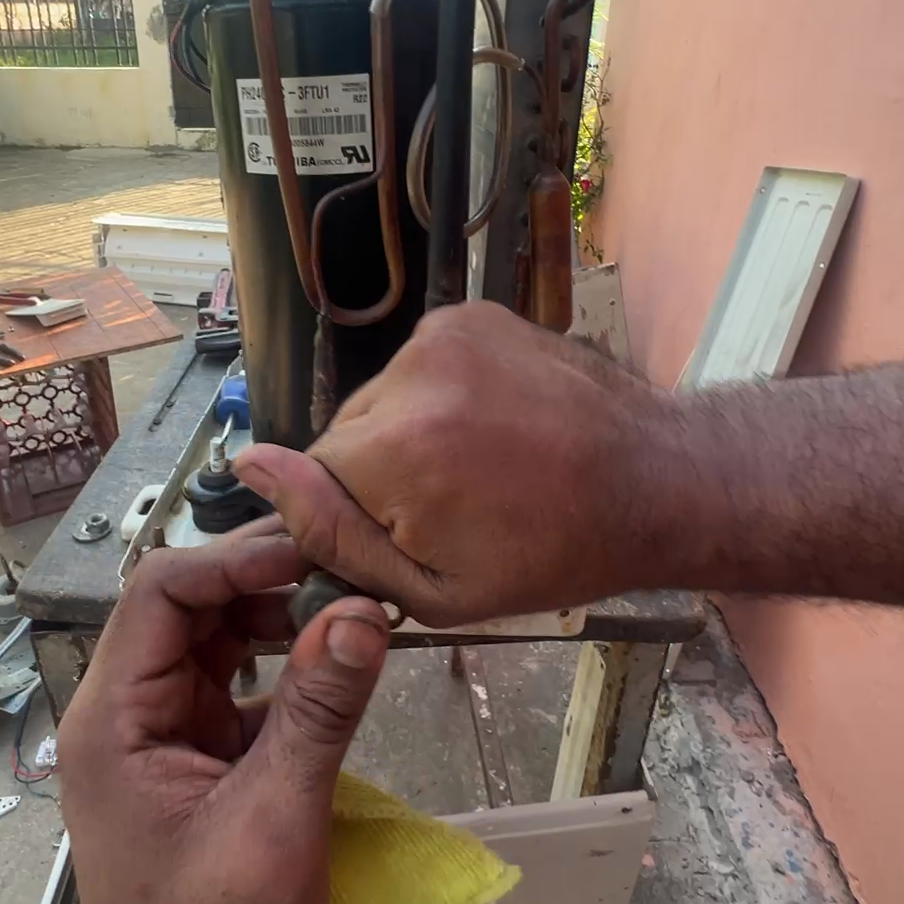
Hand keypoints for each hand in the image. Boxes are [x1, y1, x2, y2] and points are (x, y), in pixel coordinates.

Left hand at [56, 529, 392, 903]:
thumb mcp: (273, 823)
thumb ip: (317, 713)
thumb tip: (363, 612)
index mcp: (113, 718)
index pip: (159, 594)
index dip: (231, 562)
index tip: (308, 554)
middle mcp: (128, 705)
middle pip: (187, 601)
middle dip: (261, 576)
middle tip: (338, 563)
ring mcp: (164, 721)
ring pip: (215, 628)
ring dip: (277, 607)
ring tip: (342, 599)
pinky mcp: (199, 740)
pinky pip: (238, 669)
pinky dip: (285, 650)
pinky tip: (328, 648)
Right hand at [235, 301, 690, 626]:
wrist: (653, 477)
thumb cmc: (551, 552)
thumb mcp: (432, 588)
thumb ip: (332, 534)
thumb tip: (250, 465)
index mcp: (400, 447)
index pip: (309, 475)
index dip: (351, 513)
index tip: (408, 530)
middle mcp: (411, 370)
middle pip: (342, 432)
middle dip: (375, 472)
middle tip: (449, 501)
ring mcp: (442, 332)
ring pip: (376, 400)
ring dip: (401, 433)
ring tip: (472, 461)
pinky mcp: (466, 315)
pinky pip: (411, 369)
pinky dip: (430, 399)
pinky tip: (483, 424)